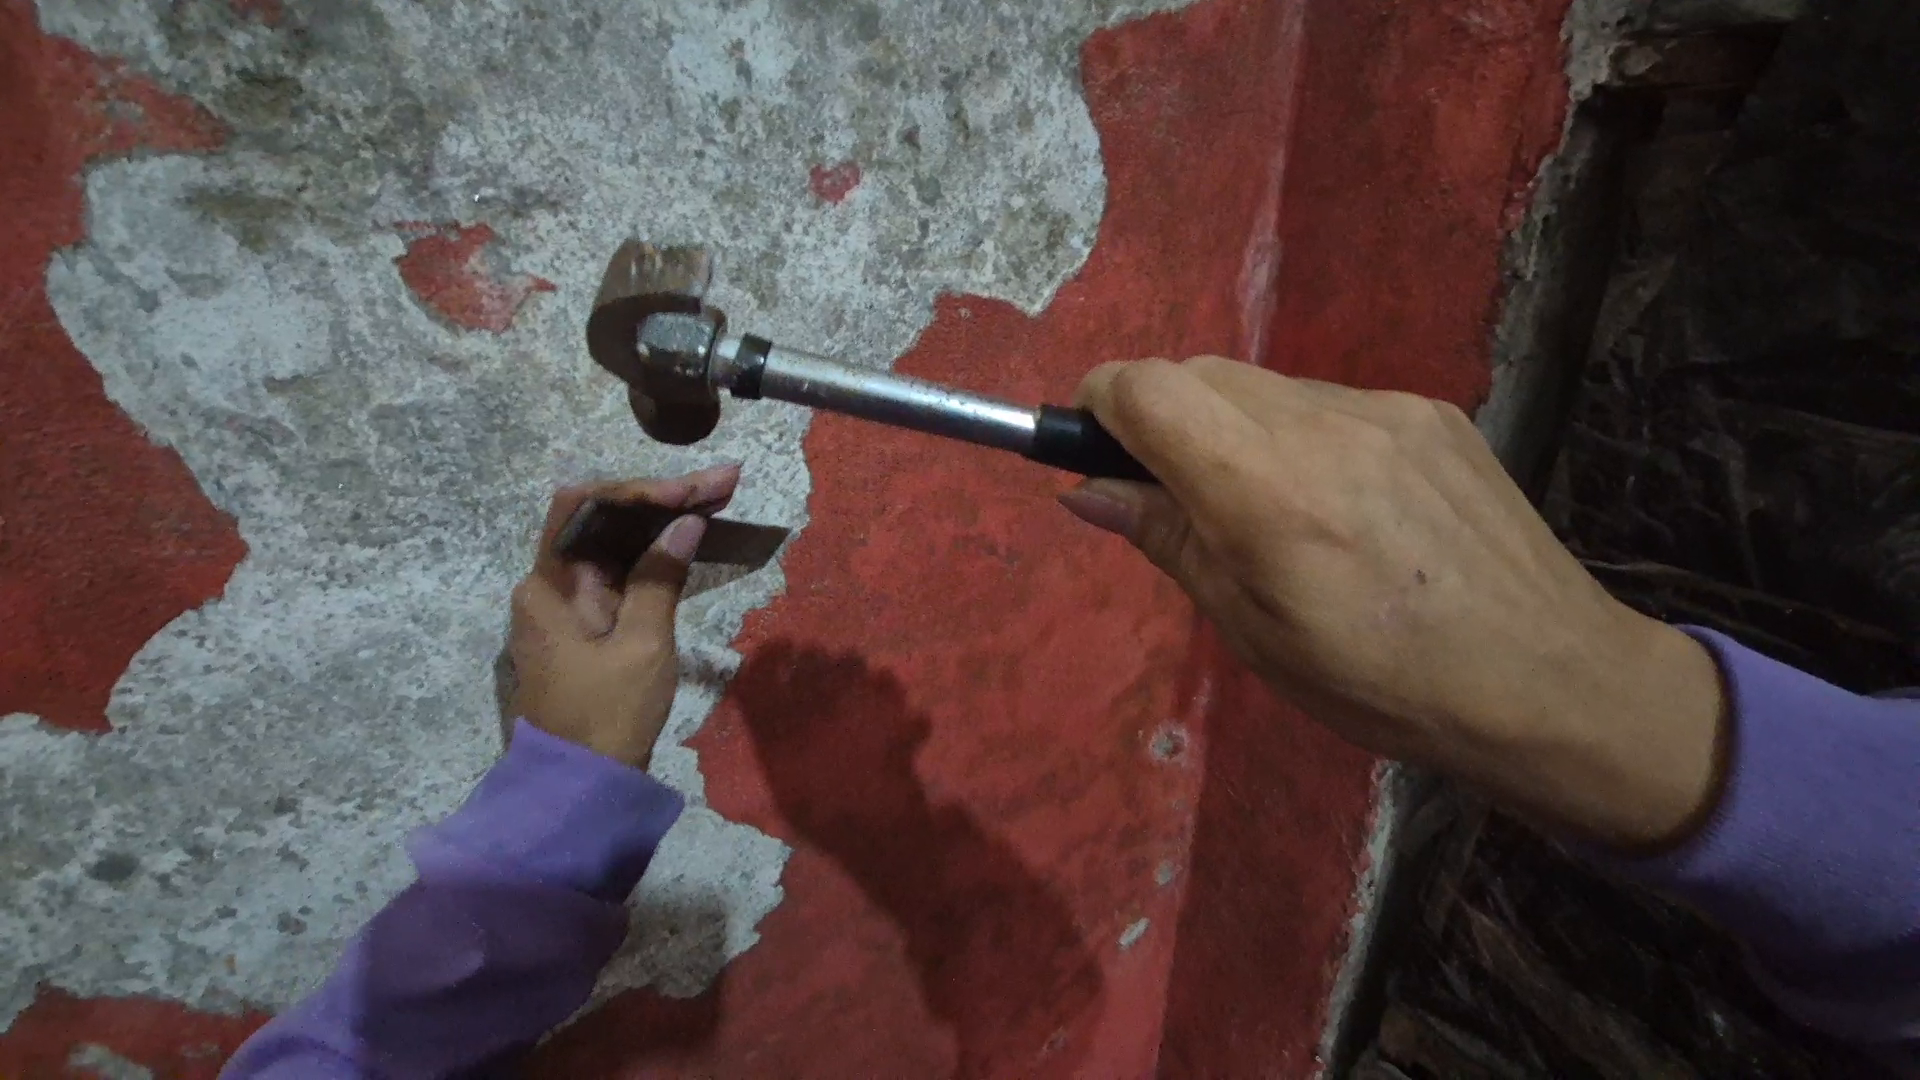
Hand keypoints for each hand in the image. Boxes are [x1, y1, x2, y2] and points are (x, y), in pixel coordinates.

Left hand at [507, 466, 739, 767]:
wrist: (583, 785)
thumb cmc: (608, 716)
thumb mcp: (642, 645)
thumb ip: (661, 578)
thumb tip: (686, 523)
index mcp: (548, 584)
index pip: (583, 505)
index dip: (638, 489)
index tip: (691, 492)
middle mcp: (552, 582)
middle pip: (605, 519)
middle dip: (665, 497)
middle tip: (724, 482)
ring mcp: (573, 601)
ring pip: (619, 542)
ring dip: (667, 520)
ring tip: (720, 497)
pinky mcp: (594, 619)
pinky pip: (625, 569)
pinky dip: (660, 552)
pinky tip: (694, 535)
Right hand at [1059, 358, 1724, 847]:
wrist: (1551, 680)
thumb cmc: (1373, 680)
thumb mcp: (1245, 626)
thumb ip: (1162, 537)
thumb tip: (1081, 490)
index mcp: (1264, 490)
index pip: (1146, 388)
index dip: (1099, 402)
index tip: (1093, 447)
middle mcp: (1319, 423)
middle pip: (1194, 372)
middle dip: (1158, 417)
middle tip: (1172, 493)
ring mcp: (1382, 407)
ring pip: (1256, 384)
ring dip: (1224, 426)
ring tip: (1262, 506)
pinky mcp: (1426, 409)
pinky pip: (1320, 398)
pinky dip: (1288, 432)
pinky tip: (1331, 499)